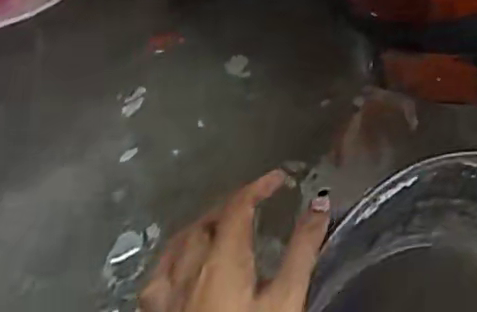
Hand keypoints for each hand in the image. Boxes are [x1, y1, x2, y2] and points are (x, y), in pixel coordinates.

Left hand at [139, 172, 331, 311]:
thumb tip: (321, 200)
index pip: (236, 207)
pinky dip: (172, 262)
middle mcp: (185, 276)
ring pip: (172, 252)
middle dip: (229, 205)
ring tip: (216, 226)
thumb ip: (303, 248)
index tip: (280, 178)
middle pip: (202, 225)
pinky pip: (155, 283)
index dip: (257, 186)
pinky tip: (181, 272)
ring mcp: (162, 306)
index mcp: (221, 262)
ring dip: (198, 229)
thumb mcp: (287, 300)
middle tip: (255, 200)